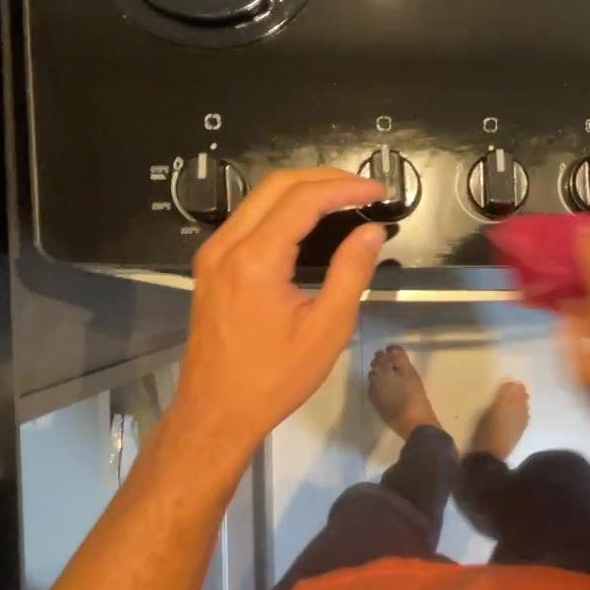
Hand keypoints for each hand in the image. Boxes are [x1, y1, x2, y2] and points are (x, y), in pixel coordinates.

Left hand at [168, 169, 386, 448]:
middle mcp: (226, 245)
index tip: (379, 191)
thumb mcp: (327, 328)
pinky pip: (248, 218)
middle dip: (324, 178)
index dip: (345, 188)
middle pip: (277, 185)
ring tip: (344, 197)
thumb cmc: (275, 377)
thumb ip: (351, 272)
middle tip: (364, 188)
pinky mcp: (210, 265)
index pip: (303, 200)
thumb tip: (372, 232)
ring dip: (302, 189)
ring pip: (259, 197)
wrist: (216, 412)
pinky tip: (309, 220)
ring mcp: (212, 254)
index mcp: (255, 260)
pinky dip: (282, 207)